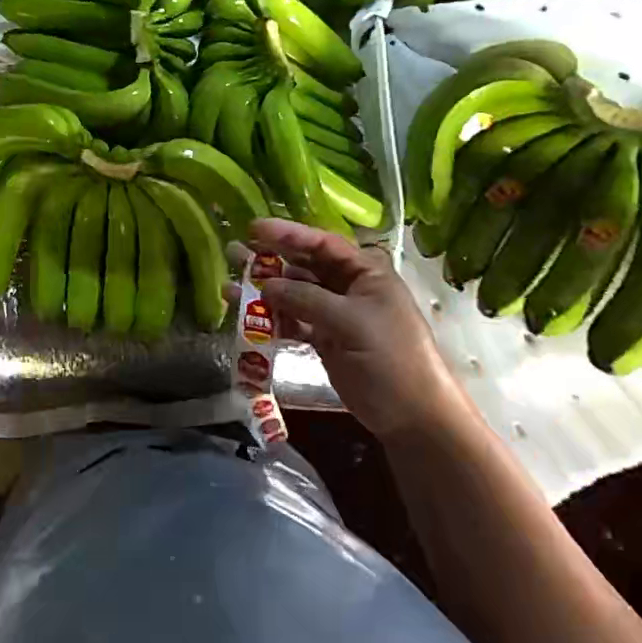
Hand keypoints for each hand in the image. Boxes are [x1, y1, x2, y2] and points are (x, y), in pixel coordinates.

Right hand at [247, 218, 472, 440]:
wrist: (411, 415)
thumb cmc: (390, 357)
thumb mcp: (351, 322)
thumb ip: (307, 299)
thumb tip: (267, 285)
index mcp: (365, 271)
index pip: (322, 243)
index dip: (289, 233)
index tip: (255, 227)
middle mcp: (349, 286)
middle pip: (304, 265)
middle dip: (271, 259)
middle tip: (234, 252)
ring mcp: (335, 314)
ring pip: (295, 294)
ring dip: (265, 291)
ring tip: (230, 287)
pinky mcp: (325, 340)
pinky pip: (294, 321)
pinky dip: (273, 320)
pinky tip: (247, 318)